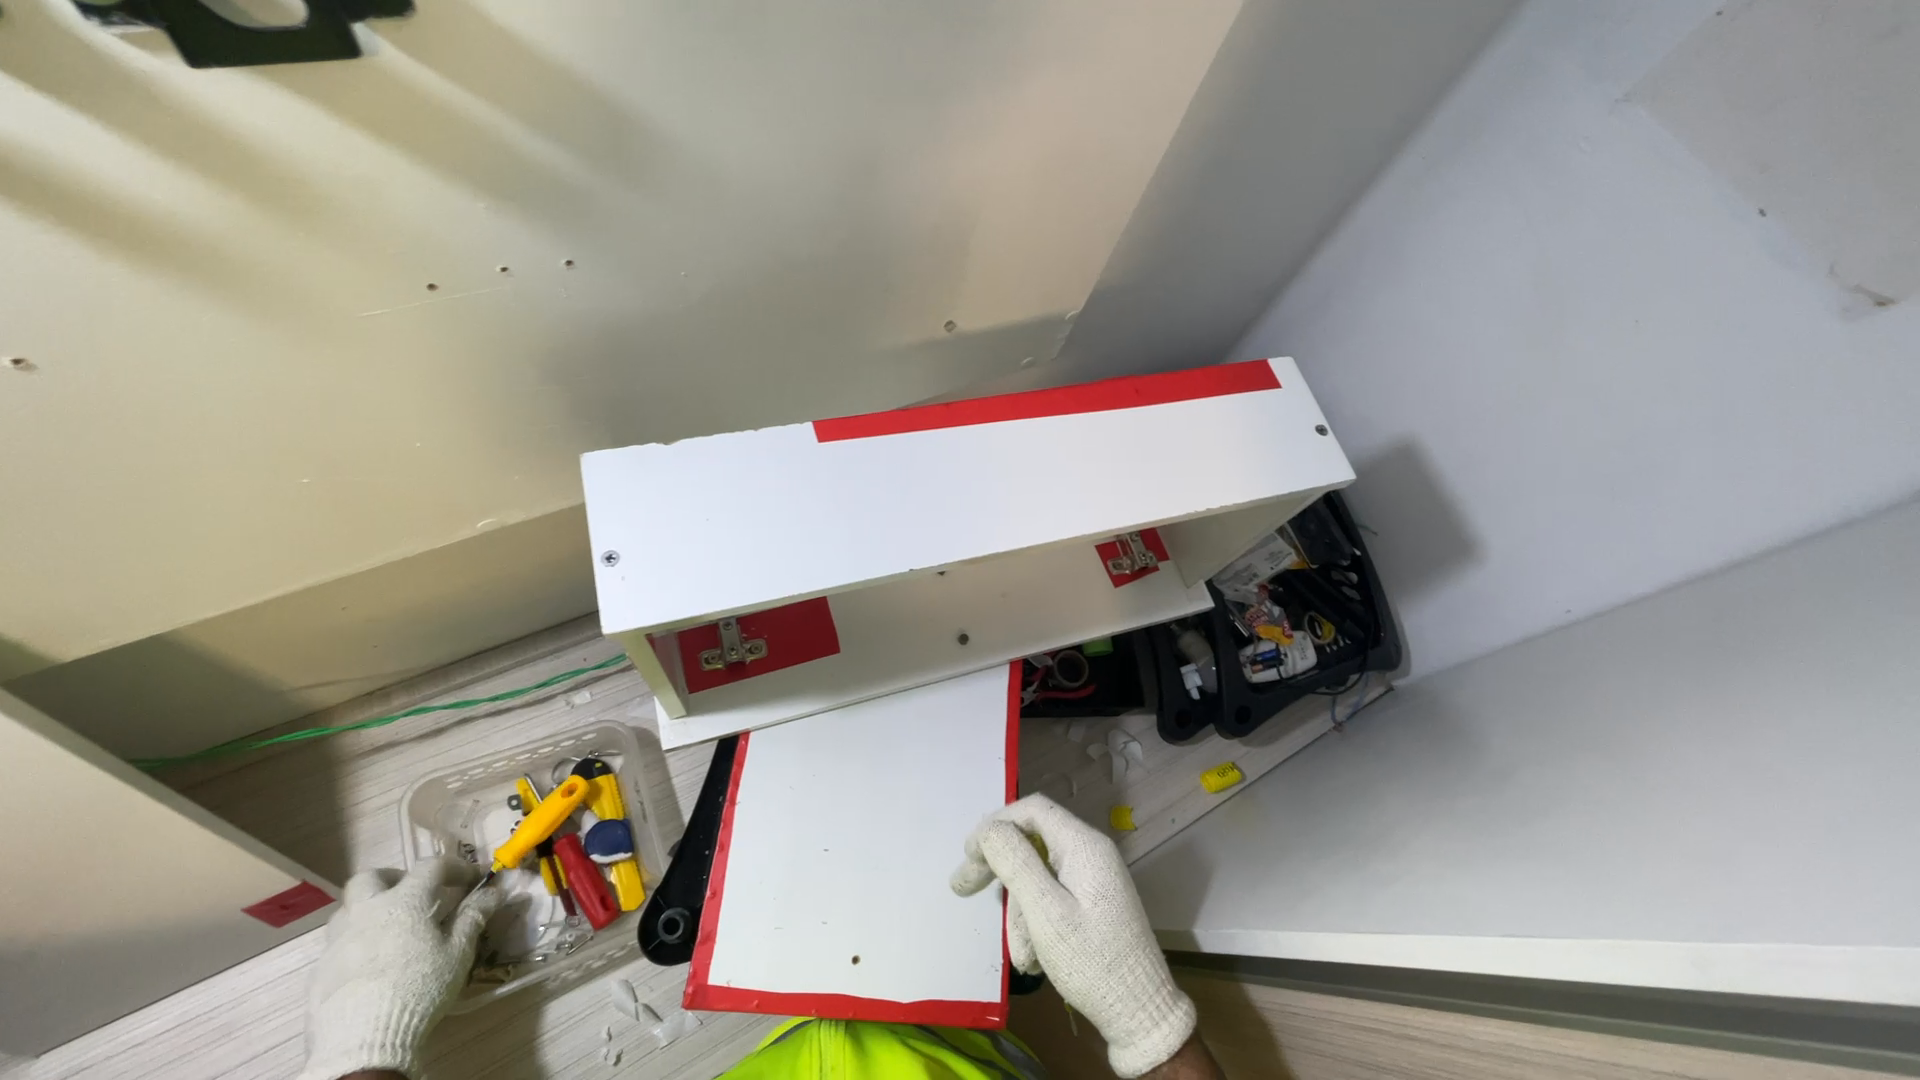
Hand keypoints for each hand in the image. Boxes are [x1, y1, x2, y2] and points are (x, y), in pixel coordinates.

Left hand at [297, 858, 500, 1079]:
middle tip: (413, 896)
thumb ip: (473, 916)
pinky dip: (357, 941)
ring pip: (349, 909)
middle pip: (371, 878)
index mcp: (404, 902)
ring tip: (391, 930)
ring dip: (370, 909)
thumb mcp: (458, 952)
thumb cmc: (420, 987)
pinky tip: (373, 964)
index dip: (455, 867)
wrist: (364, 1040)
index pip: (431, 866)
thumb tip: (493, 891)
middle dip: (394, 879)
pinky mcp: (320, 969)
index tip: (471, 880)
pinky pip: (338, 942)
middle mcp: (366, 912)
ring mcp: (338, 940)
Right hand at [952, 795, 1196, 1077]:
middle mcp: (1090, 852)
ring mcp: (1093, 877)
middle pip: (1032, 841)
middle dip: (1000, 869)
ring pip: (1038, 874)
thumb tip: (989, 828)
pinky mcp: (1092, 901)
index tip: (968, 854)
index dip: (996, 824)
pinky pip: (1052, 896)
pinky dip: (1036, 921)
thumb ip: (1015, 862)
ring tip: (1023, 953)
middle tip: (964, 889)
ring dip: (1020, 910)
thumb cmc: (1091, 961)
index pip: (1032, 810)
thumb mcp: (1045, 912)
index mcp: (1083, 844)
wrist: (1139, 1012)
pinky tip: (1035, 956)